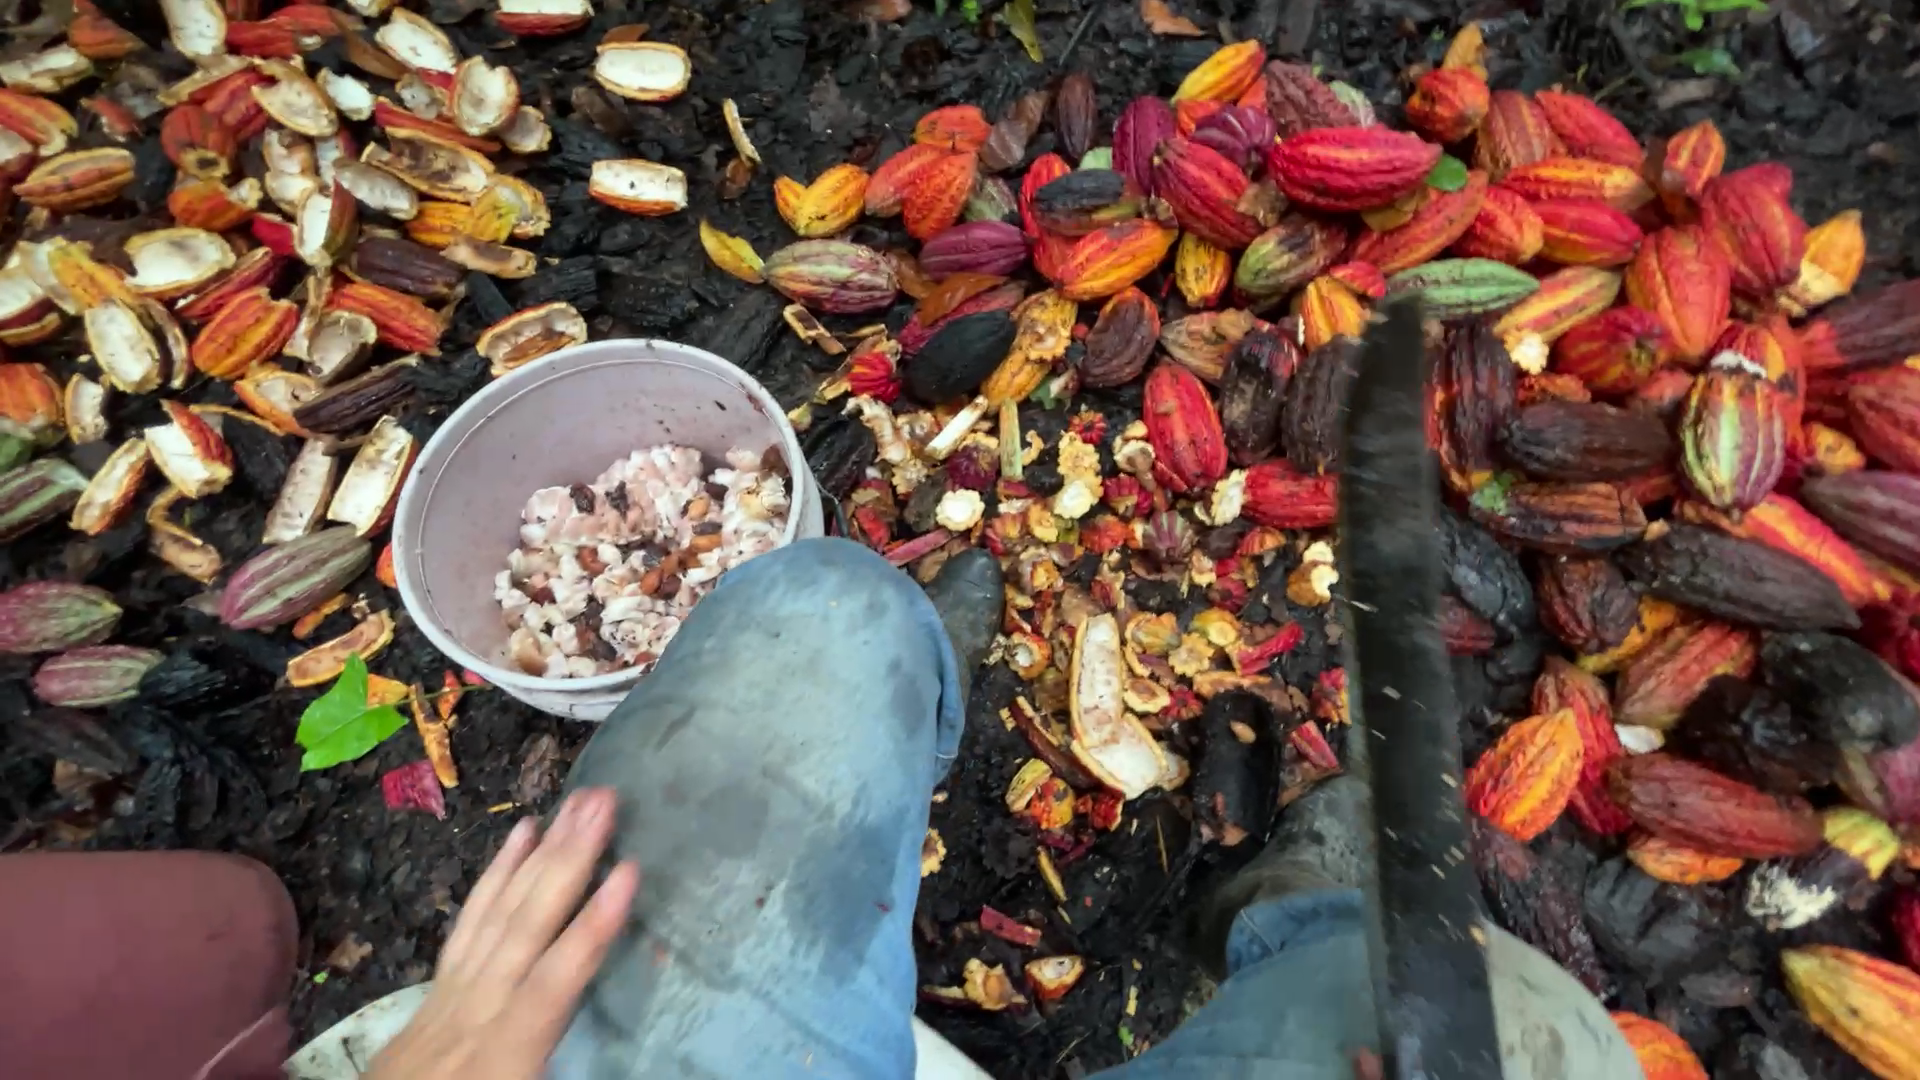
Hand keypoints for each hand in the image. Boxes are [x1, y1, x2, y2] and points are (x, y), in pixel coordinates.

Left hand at [366, 787, 639, 1079]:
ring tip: (580, 801)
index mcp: (498, 1061)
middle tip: (604, 800)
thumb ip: (561, 1068)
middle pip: (524, 929)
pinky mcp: (437, 990)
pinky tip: (522, 832)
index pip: (551, 986)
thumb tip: (653, 1075)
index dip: (591, 929)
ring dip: (544, 851)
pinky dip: (496, 875)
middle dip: (567, 860)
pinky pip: (468, 924)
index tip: (629, 870)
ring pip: (500, 914)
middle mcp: (470, 1018)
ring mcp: (448, 999)